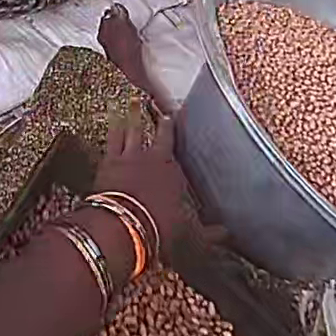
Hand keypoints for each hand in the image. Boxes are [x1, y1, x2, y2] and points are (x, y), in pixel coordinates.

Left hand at [93, 112, 198, 263]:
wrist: (125, 226)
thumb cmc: (160, 230)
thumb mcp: (190, 234)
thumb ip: (209, 233)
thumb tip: (227, 234)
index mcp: (172, 171)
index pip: (175, 148)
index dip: (174, 132)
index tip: (173, 118)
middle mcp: (152, 157)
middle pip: (157, 134)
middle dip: (159, 121)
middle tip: (156, 105)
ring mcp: (128, 156)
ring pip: (132, 129)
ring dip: (133, 114)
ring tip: (134, 100)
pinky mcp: (108, 161)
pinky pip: (112, 137)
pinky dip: (113, 123)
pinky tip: (112, 113)